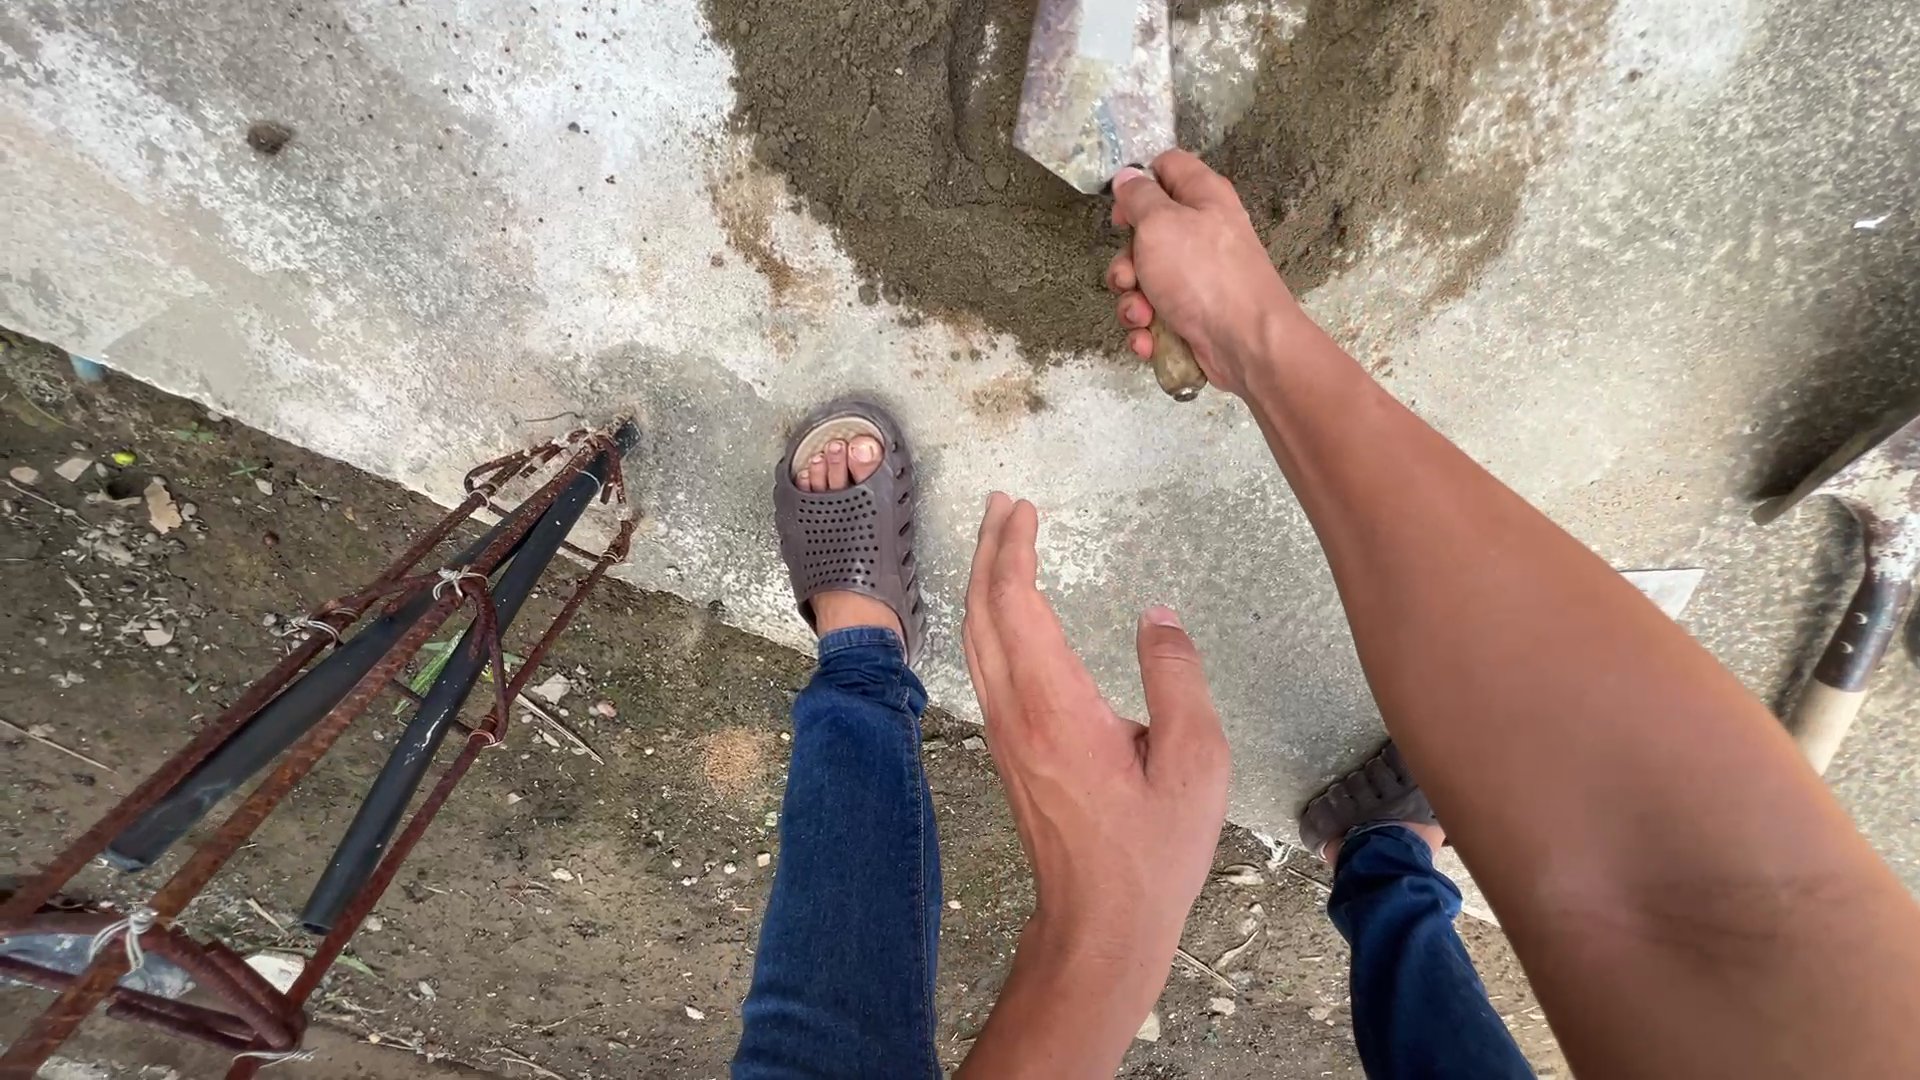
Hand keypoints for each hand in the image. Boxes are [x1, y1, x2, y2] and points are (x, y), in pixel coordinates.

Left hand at [959, 492, 1229, 1075]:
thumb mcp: (1193, 762)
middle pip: (983, 609)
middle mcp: (1014, 709)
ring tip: (998, 539)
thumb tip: (1158, 615)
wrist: (1096, 923)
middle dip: (988, 549)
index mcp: (1055, 704)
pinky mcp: (1005, 743)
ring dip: (983, 580)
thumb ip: (1176, 678)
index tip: (1023, 508)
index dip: (1014, 548)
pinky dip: (988, 616)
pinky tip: (1003, 607)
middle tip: (1003, 503)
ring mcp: (1001, 728)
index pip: (1016, 602)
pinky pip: (983, 661)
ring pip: (975, 636)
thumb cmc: (1150, 850)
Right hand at [1106, 150, 1295, 396]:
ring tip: (1143, 317)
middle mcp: (1199, 234)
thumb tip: (1127, 177)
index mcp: (1201, 198)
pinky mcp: (1190, 315)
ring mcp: (1195, 279)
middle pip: (1144, 237)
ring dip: (1132, 303)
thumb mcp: (1160, 224)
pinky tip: (1149, 340)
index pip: (1166, 169)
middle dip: (1126, 263)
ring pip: (1143, 284)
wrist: (1243, 341)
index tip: (1121, 213)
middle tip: (1130, 277)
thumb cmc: (1203, 274)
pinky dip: (1146, 331)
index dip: (1137, 186)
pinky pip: (1153, 318)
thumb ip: (1139, 197)